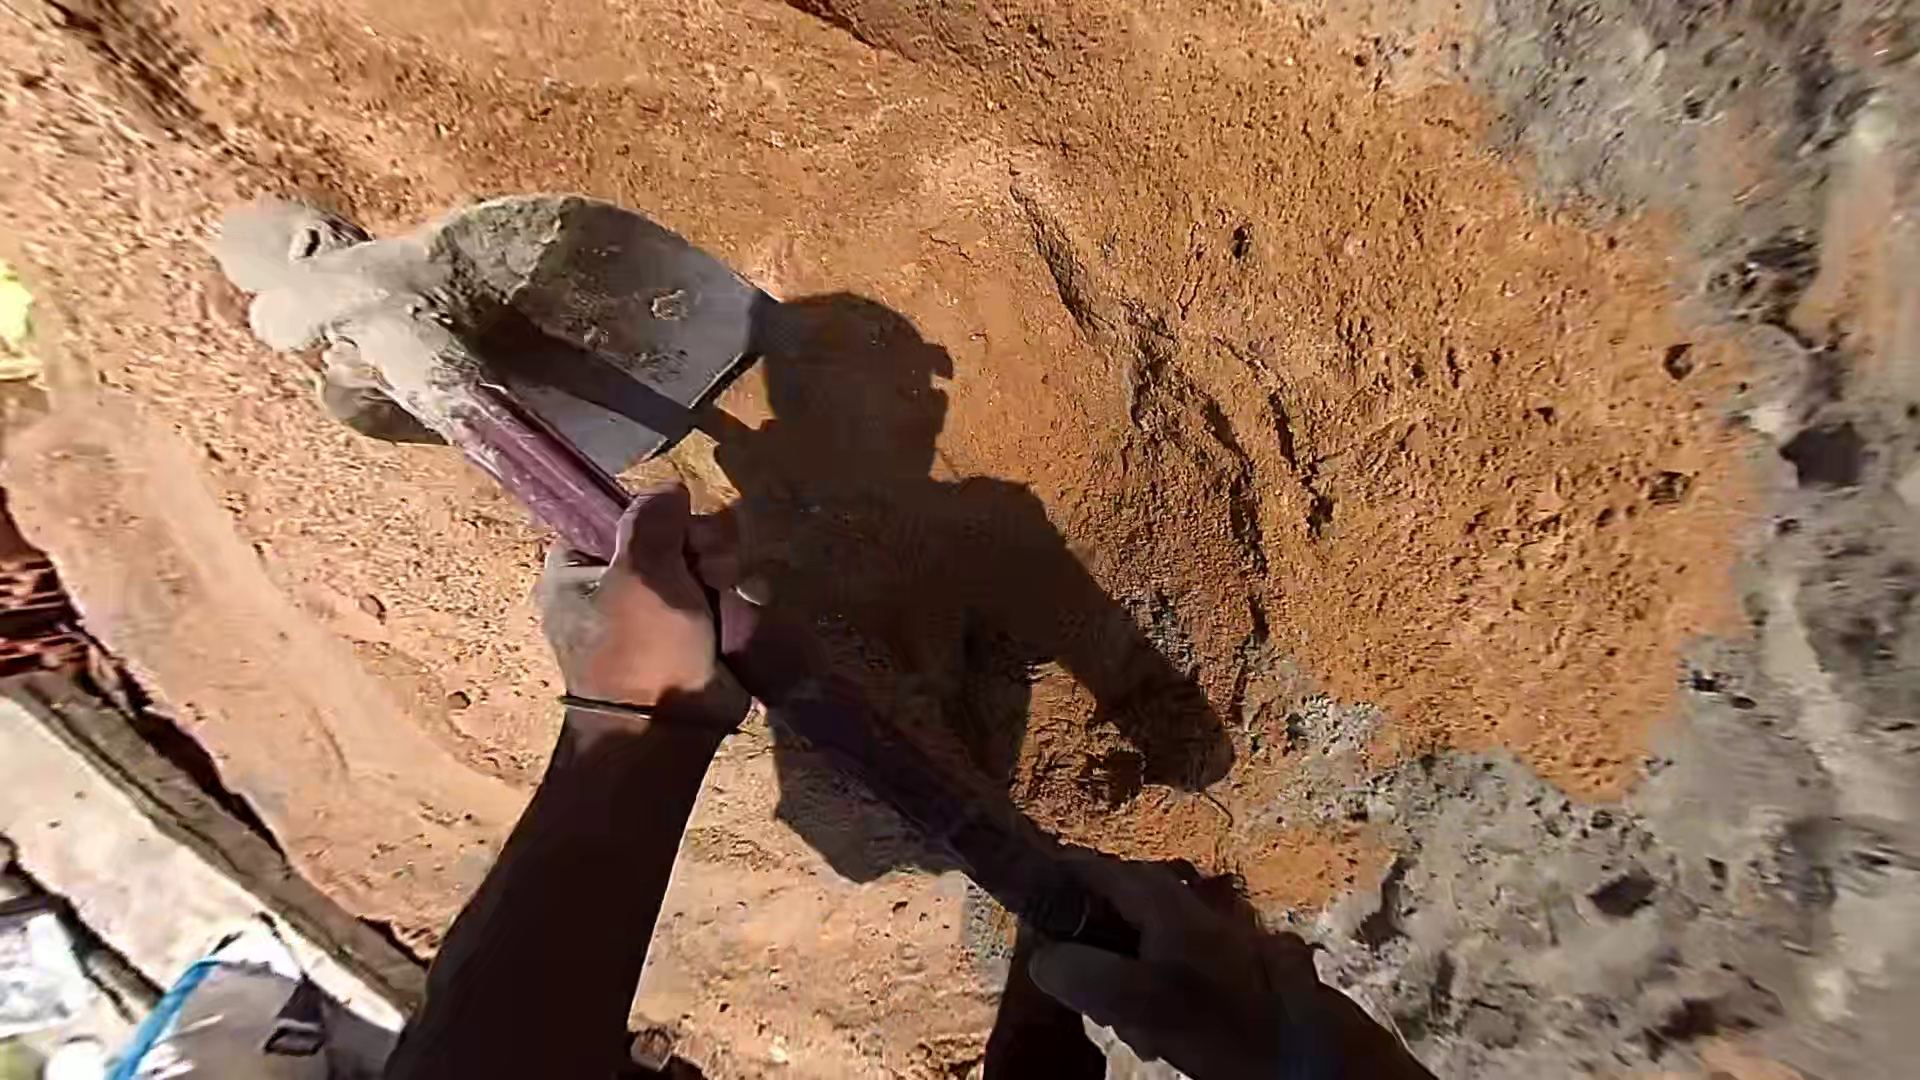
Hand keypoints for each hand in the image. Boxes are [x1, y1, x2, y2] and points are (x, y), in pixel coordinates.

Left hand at [539, 482, 749, 723]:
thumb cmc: (642, 649)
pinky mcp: (702, 625)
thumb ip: (653, 521)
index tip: (677, 529)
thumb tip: (669, 486)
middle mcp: (623, 583)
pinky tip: (744, 608)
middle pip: (677, 534)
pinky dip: (740, 596)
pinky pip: (728, 589)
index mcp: (582, 568)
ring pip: (710, 559)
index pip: (622, 514)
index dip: (656, 517)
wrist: (671, 726)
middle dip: (703, 547)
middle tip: (709, 571)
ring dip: (727, 572)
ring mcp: (666, 606)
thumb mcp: (640, 574)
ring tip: (728, 597)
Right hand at [1028, 853, 1429, 1079]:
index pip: (1077, 864)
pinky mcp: (1184, 949)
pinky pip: (1137, 960)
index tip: (1029, 923)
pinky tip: (1147, 1028)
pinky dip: (1130, 990)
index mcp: (1144, 887)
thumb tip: (1039, 957)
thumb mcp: (1146, 999)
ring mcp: (1171, 920)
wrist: (1300, 1047)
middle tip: (1082, 994)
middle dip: (1079, 949)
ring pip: (1112, 937)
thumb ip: (1085, 975)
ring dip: (1106, 978)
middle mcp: (1155, 892)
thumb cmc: (1220, 1013)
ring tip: (1123, 1021)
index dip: (1047, 887)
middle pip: (1090, 904)